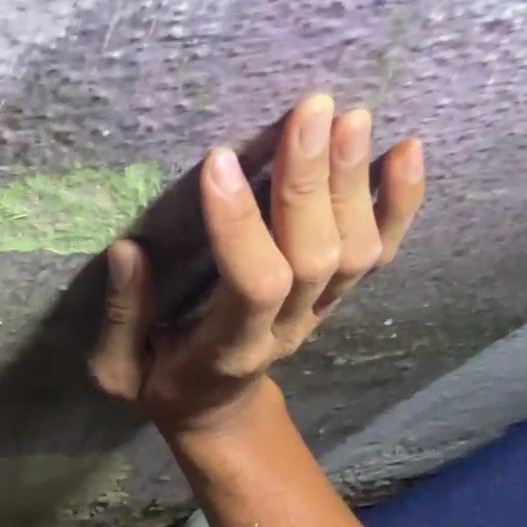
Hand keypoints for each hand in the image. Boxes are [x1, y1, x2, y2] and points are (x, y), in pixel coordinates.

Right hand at [91, 94, 424, 435]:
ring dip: (354, 182)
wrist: (218, 413)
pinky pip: (381, 252)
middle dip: (310, 183)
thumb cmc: (160, 388)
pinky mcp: (334, 297)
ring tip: (347, 118)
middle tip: (308, 113)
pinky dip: (401, 202)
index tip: (218, 163)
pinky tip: (407, 149)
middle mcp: (285, 330)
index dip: (240, 225)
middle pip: (315, 256)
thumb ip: (122, 319)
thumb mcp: (120, 372)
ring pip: (355, 249)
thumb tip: (127, 251)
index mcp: (229, 350)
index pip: (253, 284)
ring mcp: (317, 313)